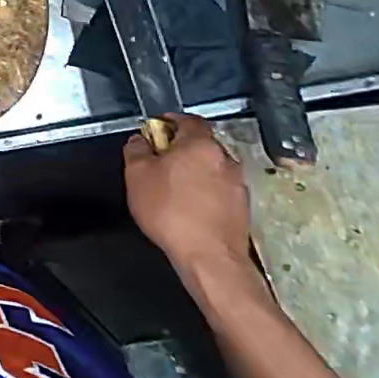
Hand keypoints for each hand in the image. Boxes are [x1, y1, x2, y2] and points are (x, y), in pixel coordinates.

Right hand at [124, 111, 251, 274]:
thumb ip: (136, 149)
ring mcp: (238, 185)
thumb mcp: (136, 174)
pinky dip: (203, 189)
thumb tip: (141, 140)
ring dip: (192, 169)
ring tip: (170, 185)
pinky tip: (187, 204)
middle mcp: (225, 160)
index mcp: (200, 145)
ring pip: (210, 166)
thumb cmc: (170, 211)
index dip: (169, 121)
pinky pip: (218, 187)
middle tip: (158, 159)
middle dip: (180, 147)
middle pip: (200, 143)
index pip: (188, 120)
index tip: (155, 130)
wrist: (208, 257)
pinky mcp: (242, 207)